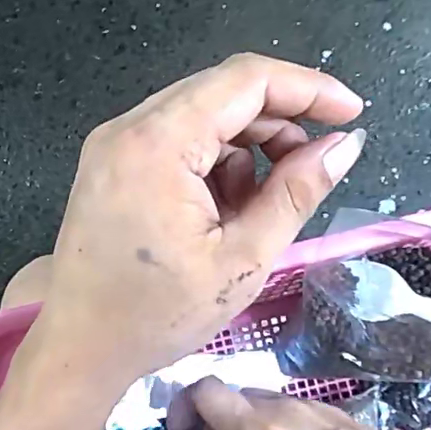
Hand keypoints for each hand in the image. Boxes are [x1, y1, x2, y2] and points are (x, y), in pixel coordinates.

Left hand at [31, 54, 364, 390]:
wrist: (80, 349)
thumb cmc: (157, 316)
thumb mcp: (242, 260)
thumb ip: (296, 194)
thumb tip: (345, 145)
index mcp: (158, 144)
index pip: (246, 80)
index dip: (308, 88)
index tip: (350, 112)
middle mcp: (128, 128)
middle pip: (222, 93)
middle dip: (277, 125)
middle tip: (310, 170)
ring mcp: (114, 145)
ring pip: (201, 118)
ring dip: (244, 151)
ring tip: (254, 212)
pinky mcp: (110, 165)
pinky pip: (175, 142)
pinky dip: (210, 167)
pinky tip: (220, 214)